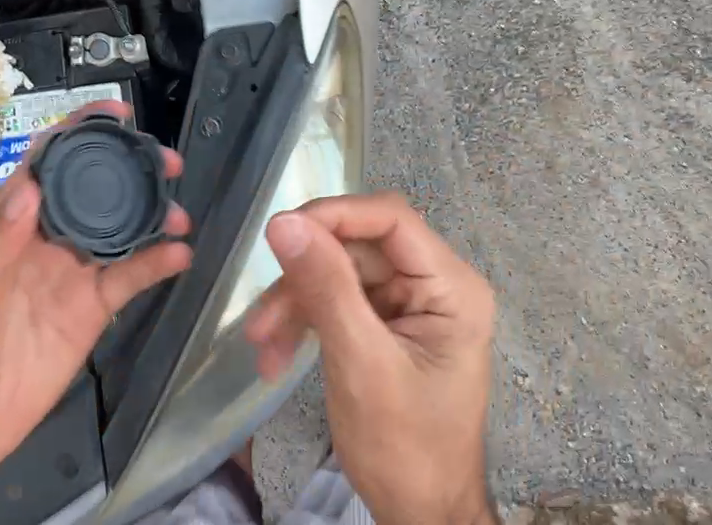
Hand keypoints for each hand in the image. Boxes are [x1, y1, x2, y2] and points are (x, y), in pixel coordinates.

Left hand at [0, 102, 191, 524]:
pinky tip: (179, 253)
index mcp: (6, 225)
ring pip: (118, 229)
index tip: (110, 115)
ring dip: (150, 214)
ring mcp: (70, 273)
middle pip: (91, 191)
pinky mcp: (91, 309)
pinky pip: (128, 279)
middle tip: (161, 159)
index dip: (77, 133)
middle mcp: (43, 240)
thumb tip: (29, 189)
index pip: (45, 165)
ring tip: (177, 209)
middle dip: (126, 168)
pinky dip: (156, 263)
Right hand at [244, 193, 497, 524]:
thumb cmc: (405, 448)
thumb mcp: (360, 364)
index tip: (280, 232)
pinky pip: (335, 300)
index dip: (334, 216)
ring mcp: (407, 304)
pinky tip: (275, 356)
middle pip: (356, 247)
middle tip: (260, 315)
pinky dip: (303, 323)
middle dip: (304, 277)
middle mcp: (433, 285)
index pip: (390, 219)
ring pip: (337, 273)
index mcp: (451, 287)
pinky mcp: (384, 323)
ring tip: (260, 345)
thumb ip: (325, 288)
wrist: (419, 517)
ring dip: (295, 305)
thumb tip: (283, 221)